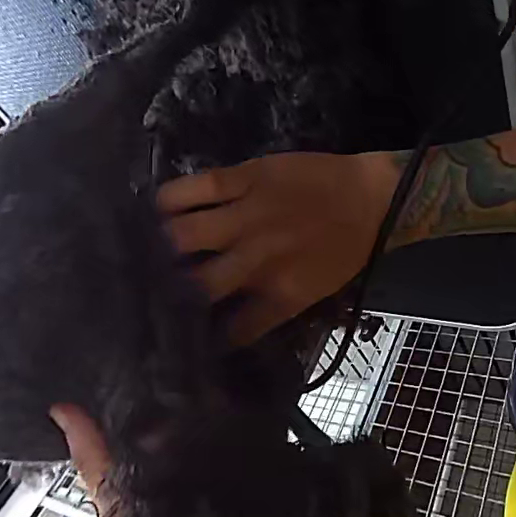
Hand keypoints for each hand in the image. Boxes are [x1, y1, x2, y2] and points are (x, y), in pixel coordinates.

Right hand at [158, 152, 401, 344]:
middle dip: (167, 293)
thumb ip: (273, 306)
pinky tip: (156, 209)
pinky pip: (189, 189)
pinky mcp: (244, 178)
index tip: (181, 337)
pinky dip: (166, 201)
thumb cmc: (349, 246)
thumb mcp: (317, 289)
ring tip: (142, 249)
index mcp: (281, 294)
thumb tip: (230, 323)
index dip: (202, 337)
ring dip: (157, 246)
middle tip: (148, 291)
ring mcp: (248, 217)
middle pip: (193, 285)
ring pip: (180, 235)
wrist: (373, 198)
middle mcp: (258, 260)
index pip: (230, 329)